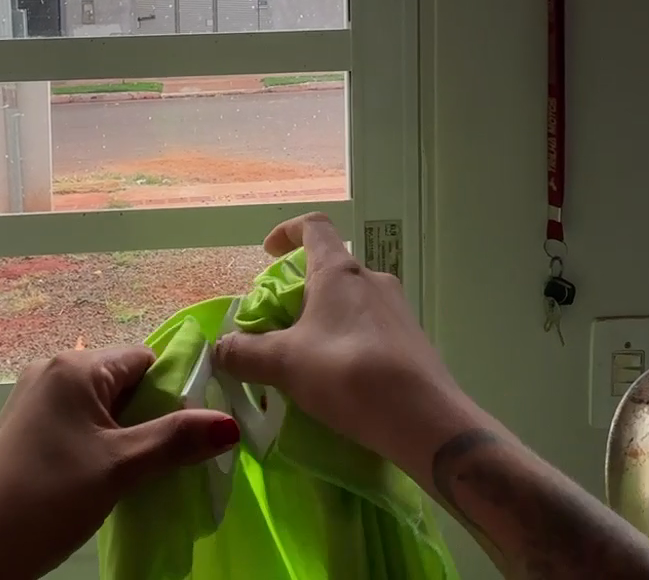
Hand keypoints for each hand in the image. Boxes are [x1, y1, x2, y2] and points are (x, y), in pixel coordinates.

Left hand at [0, 346, 240, 579]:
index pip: (144, 359)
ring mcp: (35, 398)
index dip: (175, 389)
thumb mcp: (119, 468)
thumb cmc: (48, 498)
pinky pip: (78, 420)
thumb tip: (230, 423)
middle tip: (170, 457)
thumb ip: (176, 440)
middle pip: (123, 380)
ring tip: (140, 471)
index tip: (194, 428)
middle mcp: (53, 369)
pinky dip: (100, 441)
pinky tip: (105, 476)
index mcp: (75, 366)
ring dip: (126, 432)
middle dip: (151, 414)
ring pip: (101, 404)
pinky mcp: (24, 426)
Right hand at [212, 213, 478, 477]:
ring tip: (307, 358)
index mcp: (339, 271)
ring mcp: (397, 310)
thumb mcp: (285, 364)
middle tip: (280, 323)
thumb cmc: (349, 374)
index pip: (313, 226)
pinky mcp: (413, 342)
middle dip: (301, 290)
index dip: (287, 232)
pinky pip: (371, 329)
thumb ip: (246, 353)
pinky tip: (340, 381)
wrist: (427, 422)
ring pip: (352, 301)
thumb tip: (220, 348)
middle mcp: (371, 279)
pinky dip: (348, 341)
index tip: (268, 254)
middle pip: (331, 268)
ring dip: (326, 319)